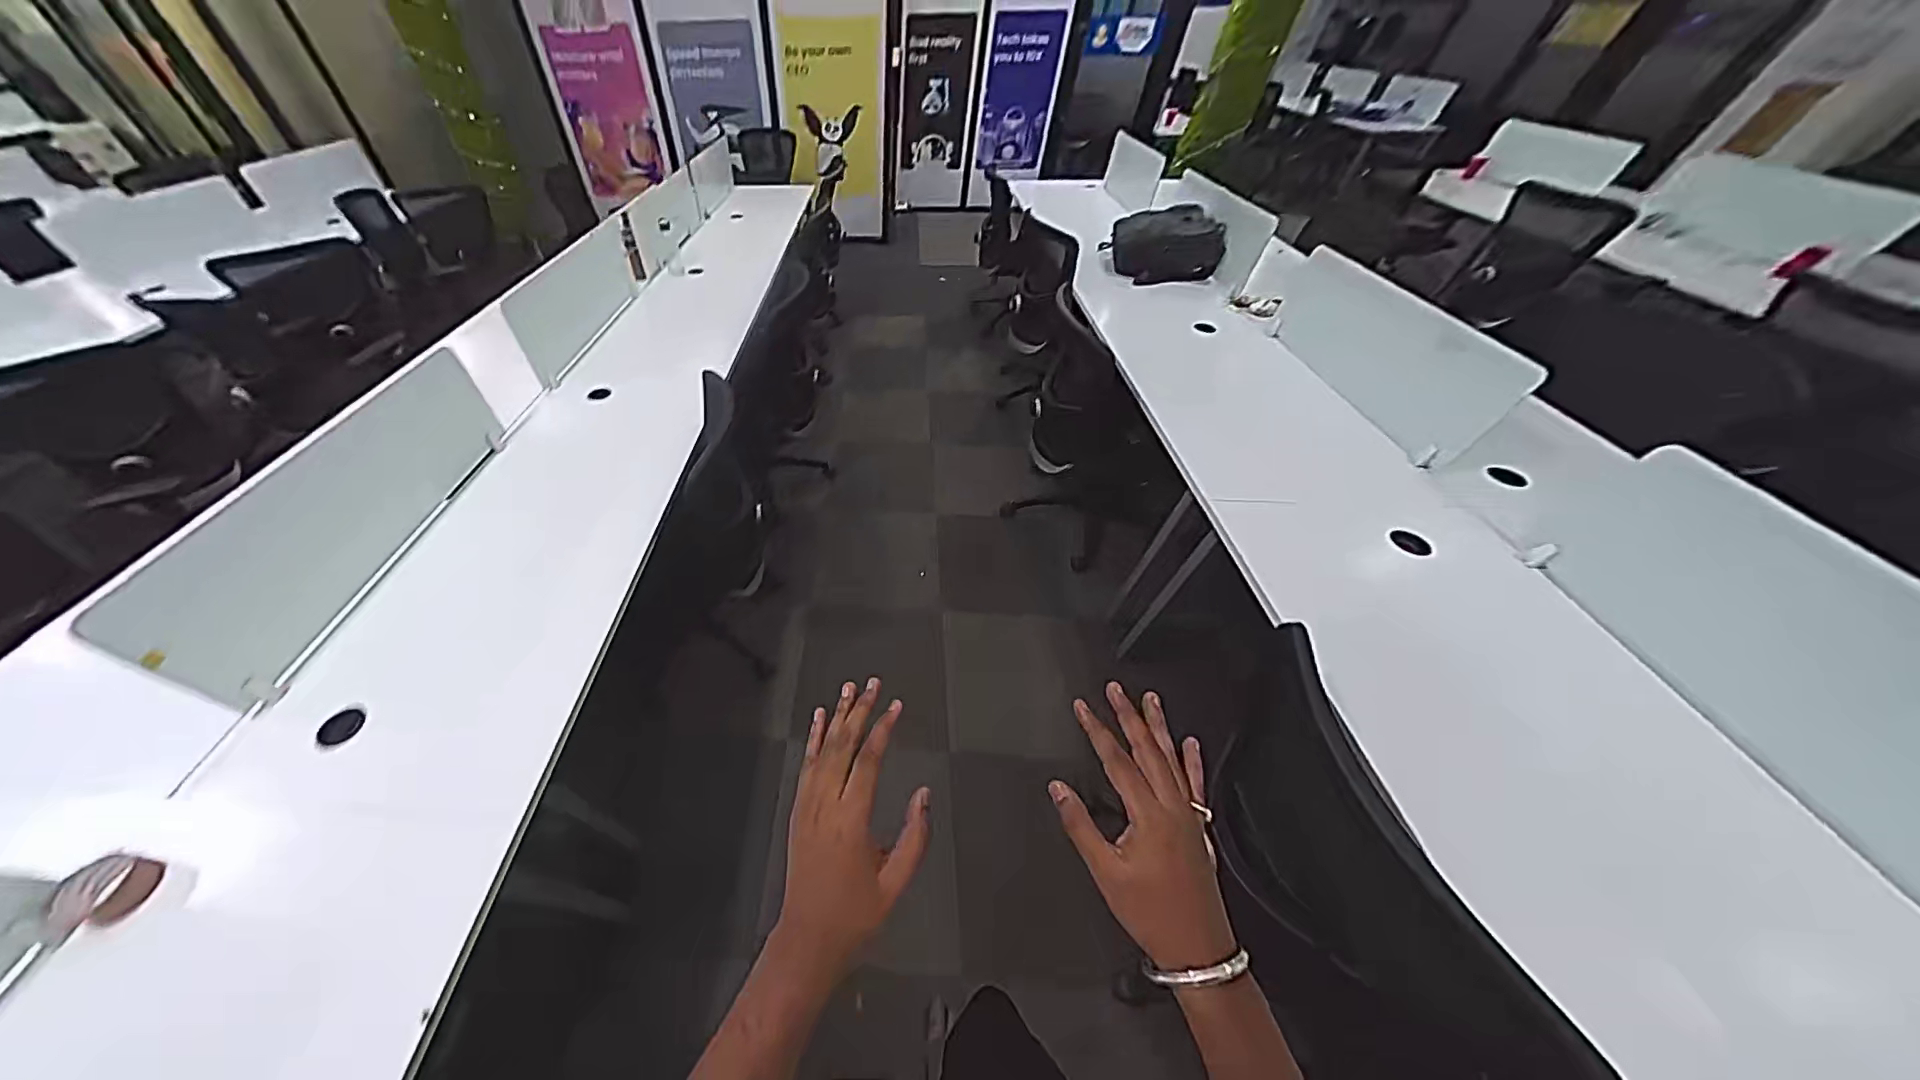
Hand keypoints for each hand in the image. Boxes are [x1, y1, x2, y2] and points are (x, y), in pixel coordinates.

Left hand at [776, 677, 930, 975]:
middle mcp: (825, 805)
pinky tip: (818, 719)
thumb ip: (915, 836)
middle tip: (872, 683)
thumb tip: (924, 794)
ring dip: (836, 718)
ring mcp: (806, 807)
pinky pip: (805, 767)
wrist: (806, 940)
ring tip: (847, 689)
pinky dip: (812, 739)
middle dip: (858, 712)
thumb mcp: (896, 882)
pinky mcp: (797, 812)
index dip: (882, 729)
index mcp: (851, 820)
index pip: (868, 761)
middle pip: (842, 747)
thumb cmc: (856, 914)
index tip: (895, 706)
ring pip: (821, 751)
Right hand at [1050, 683, 1235, 971]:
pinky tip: (1190, 742)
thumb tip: (1060, 789)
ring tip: (1150, 700)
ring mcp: (1188, 814)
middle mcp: (1171, 807)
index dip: (1097, 730)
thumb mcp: (1105, 872)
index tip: (1084, 708)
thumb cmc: (1152, 912)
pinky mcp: (1198, 825)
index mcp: (1147, 815)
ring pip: (1172, 759)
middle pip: (1147, 750)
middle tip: (1116, 690)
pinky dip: (1192, 760)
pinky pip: (1196, 784)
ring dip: (1159, 727)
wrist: (1196, 947)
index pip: (1117, 760)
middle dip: (1128, 716)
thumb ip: (1080, 825)